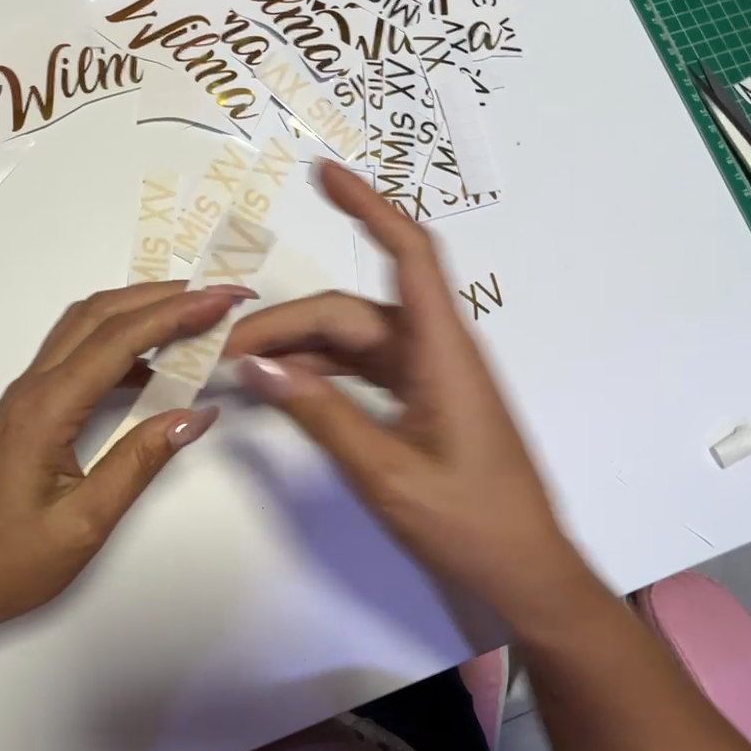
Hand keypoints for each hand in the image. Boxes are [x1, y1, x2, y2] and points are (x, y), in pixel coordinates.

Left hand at [0, 282, 250, 668]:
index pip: (119, 339)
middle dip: (161, 296)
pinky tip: (151, 366)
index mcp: (46, 408)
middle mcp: (32, 387)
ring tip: (192, 316)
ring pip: (83, 327)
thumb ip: (140, 461)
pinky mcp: (27, 411)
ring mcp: (25, 395)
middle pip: (99, 314)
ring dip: (137, 311)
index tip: (224, 299)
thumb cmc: (7, 564)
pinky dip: (118, 344)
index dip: (176, 312)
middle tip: (217, 295)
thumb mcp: (84, 524)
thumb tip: (197, 413)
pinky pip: (76, 356)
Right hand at [224, 160, 594, 618]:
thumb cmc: (471, 525)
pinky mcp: (417, 401)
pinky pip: (357, 370)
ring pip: (348, 340)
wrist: (526, 577)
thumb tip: (255, 367)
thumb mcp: (387, 473)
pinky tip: (280, 386)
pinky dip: (316, 374)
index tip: (323, 173)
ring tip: (240, 365)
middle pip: (349, 312)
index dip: (367, 206)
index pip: (408, 254)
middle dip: (284, 324)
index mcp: (442, 351)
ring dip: (295, 348)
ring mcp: (425, 377)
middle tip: (223, 350)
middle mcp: (433, 351)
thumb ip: (319, 415)